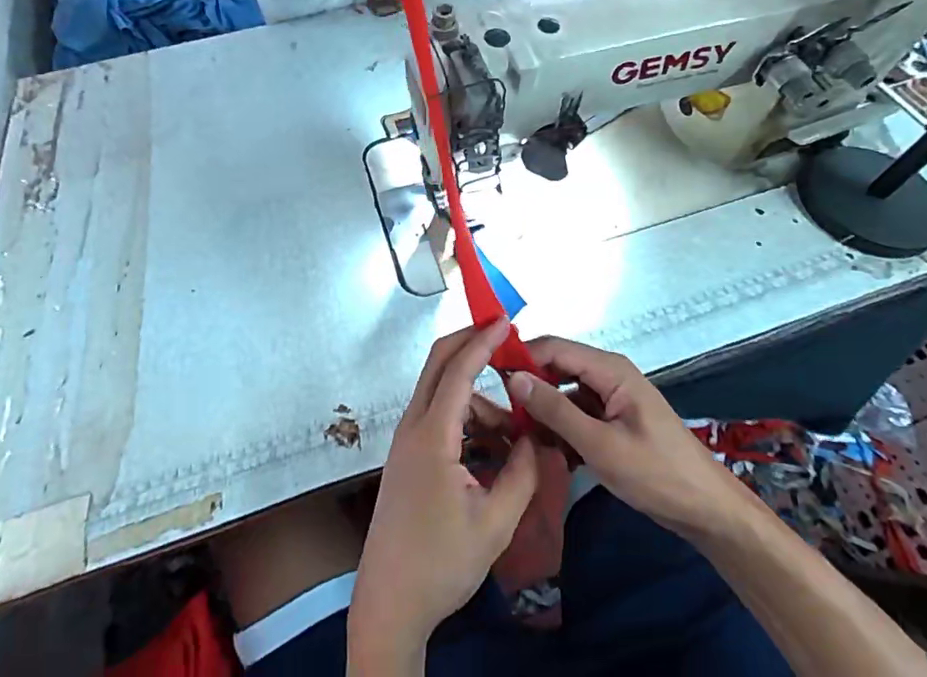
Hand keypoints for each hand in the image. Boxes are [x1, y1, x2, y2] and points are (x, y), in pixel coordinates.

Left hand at [347, 320, 538, 672]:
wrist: (390, 605)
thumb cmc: (442, 563)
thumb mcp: (496, 521)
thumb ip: (523, 471)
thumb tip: (536, 437)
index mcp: (431, 437)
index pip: (458, 371)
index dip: (483, 341)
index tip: (506, 321)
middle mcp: (413, 429)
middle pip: (438, 365)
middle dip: (470, 343)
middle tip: (506, 338)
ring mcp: (407, 443)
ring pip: (444, 396)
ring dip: (479, 400)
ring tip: (517, 435)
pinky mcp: (408, 459)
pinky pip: (441, 420)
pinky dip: (469, 423)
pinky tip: (496, 452)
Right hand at [507, 336, 750, 541]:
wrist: (703, 507)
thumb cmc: (656, 473)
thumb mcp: (600, 444)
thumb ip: (556, 410)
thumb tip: (514, 377)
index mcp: (609, 369)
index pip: (554, 347)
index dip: (521, 355)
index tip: (486, 375)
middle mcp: (608, 374)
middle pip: (556, 368)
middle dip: (528, 387)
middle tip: (497, 413)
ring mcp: (609, 397)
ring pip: (562, 393)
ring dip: (542, 411)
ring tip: (514, 435)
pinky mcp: (610, 419)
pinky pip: (574, 413)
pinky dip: (559, 427)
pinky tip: (543, 450)